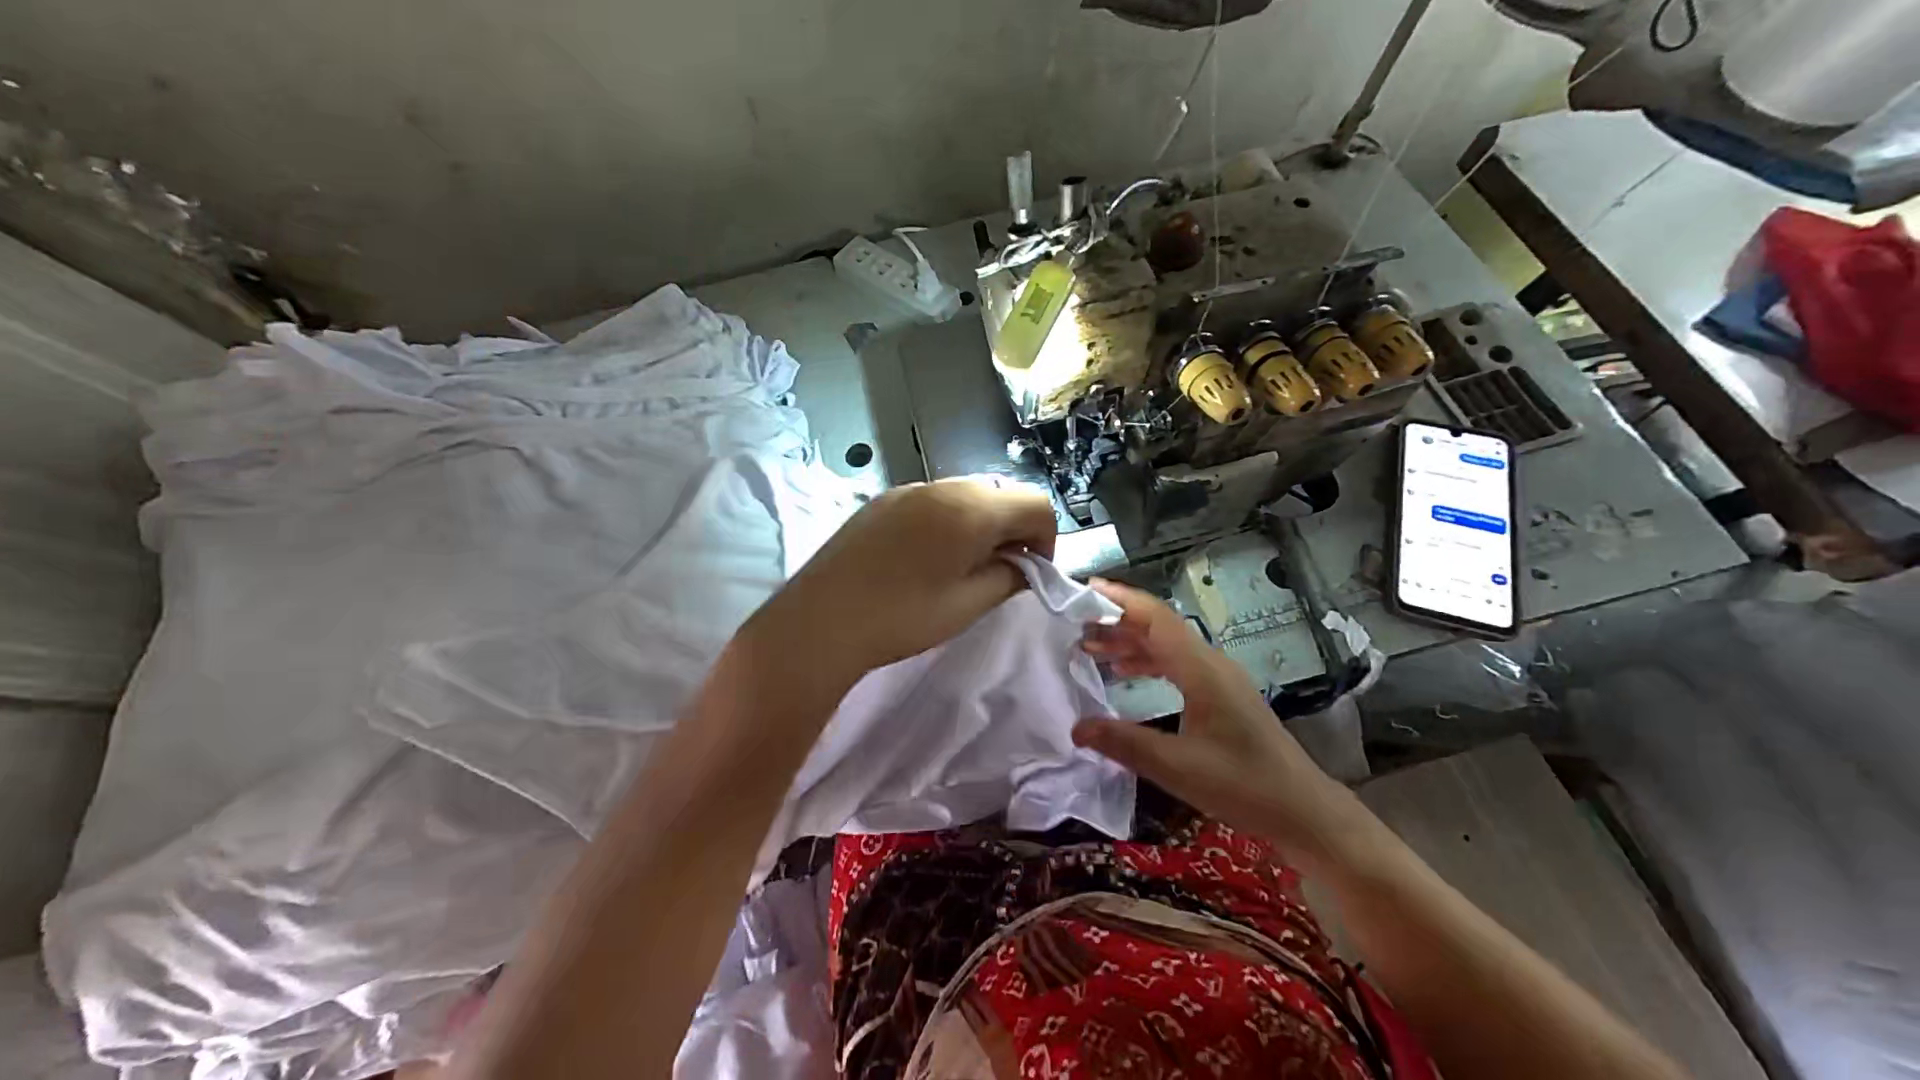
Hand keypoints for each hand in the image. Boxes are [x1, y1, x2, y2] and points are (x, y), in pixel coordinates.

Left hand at [745, 477, 1056, 683]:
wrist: (820, 621)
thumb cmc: (902, 618)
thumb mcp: (969, 604)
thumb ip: (1010, 577)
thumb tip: (1025, 565)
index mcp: (971, 508)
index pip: (1035, 504)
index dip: (1046, 539)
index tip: (1031, 573)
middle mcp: (942, 486)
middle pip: (1001, 494)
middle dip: (1013, 528)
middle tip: (1001, 571)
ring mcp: (908, 489)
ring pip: (967, 494)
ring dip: (981, 523)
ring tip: (964, 566)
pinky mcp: (883, 501)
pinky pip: (934, 501)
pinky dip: (949, 520)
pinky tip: (928, 557)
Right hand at [1073, 581, 1368, 872]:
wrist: (1301, 810)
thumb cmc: (1242, 785)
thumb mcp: (1176, 767)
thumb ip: (1124, 744)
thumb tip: (1076, 728)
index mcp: (1202, 670)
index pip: (1156, 619)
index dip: (1120, 600)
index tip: (1085, 590)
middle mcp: (1210, 665)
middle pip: (1158, 628)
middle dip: (1116, 621)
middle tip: (1075, 625)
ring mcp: (1217, 679)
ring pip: (1166, 646)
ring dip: (1129, 642)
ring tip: (1090, 648)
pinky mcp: (1220, 696)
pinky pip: (1175, 665)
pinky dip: (1146, 662)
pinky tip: (1124, 674)